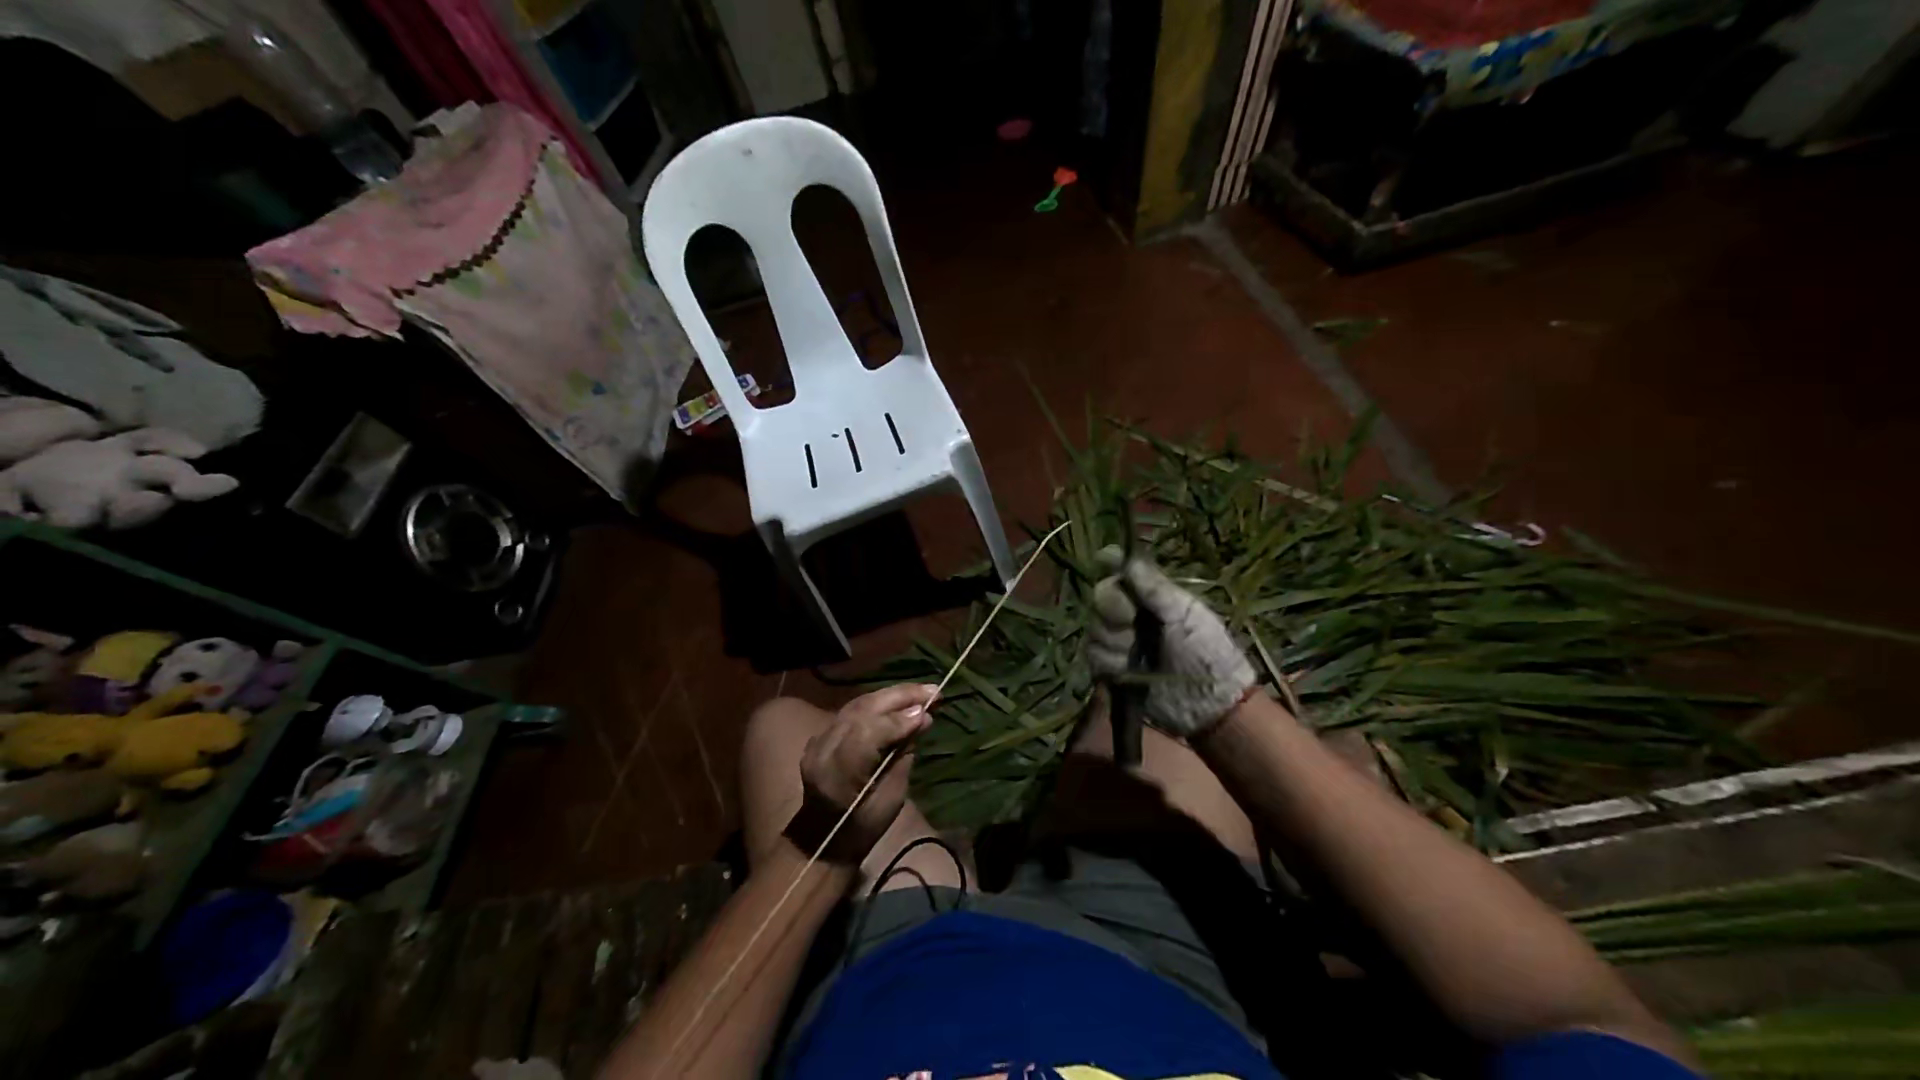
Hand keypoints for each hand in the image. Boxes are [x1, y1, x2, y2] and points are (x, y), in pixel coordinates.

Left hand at [787, 683, 936, 863]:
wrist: (823, 839)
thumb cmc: (864, 827)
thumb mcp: (893, 797)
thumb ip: (904, 754)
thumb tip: (922, 719)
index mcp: (840, 773)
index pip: (870, 732)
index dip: (900, 719)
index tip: (930, 710)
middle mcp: (825, 750)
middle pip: (862, 710)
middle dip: (899, 696)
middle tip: (932, 690)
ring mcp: (818, 740)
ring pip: (857, 704)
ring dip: (890, 696)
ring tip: (920, 691)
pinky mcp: (820, 735)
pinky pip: (851, 712)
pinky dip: (876, 704)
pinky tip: (896, 701)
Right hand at [1087, 548, 1257, 736]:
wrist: (1210, 704)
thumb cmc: (1207, 652)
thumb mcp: (1186, 614)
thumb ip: (1155, 587)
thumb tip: (1126, 557)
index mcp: (1151, 596)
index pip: (1119, 571)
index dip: (1110, 567)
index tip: (1106, 565)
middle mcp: (1130, 615)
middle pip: (1100, 596)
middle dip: (1115, 611)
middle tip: (1135, 624)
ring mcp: (1118, 642)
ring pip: (1094, 628)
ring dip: (1116, 642)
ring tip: (1141, 655)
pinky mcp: (1110, 669)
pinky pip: (1094, 656)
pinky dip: (1112, 662)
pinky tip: (1132, 671)